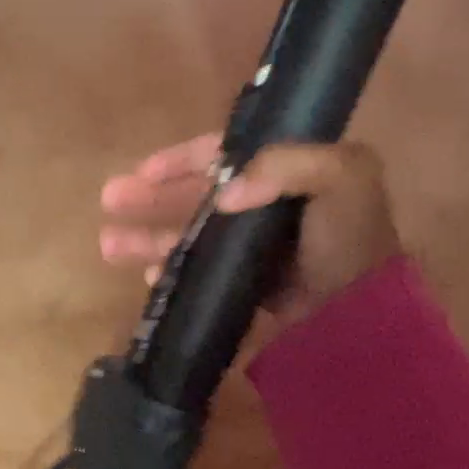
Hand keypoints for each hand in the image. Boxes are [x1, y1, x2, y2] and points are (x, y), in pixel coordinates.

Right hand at [99, 134, 401, 320]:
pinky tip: (151, 278)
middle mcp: (263, 205)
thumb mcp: (340, 177)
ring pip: (187, 236)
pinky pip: (197, 274)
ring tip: (108, 245)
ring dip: (147, 237)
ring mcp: (250, 249)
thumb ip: (284, 166)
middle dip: (149, 199)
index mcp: (286, 169)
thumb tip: (221, 197)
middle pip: (193, 196)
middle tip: (108, 201)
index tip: (144, 172)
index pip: (224, 156)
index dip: (180, 160)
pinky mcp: (242, 286)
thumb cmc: (352, 237)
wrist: (360, 312)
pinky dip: (171, 274)